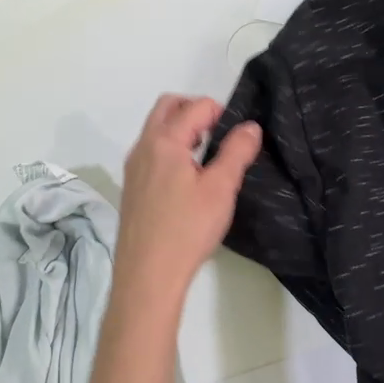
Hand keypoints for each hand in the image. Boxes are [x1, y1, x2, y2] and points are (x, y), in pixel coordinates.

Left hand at [114, 95, 260, 303]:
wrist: (148, 276)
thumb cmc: (187, 228)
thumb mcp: (221, 188)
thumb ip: (237, 152)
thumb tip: (250, 126)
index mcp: (164, 142)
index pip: (195, 106)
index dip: (222, 112)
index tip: (239, 136)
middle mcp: (143, 148)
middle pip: (167, 108)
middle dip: (196, 110)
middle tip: (223, 133)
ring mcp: (134, 168)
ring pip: (158, 130)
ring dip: (184, 130)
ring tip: (210, 157)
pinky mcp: (133, 188)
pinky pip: (153, 152)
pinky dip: (173, 150)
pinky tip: (191, 180)